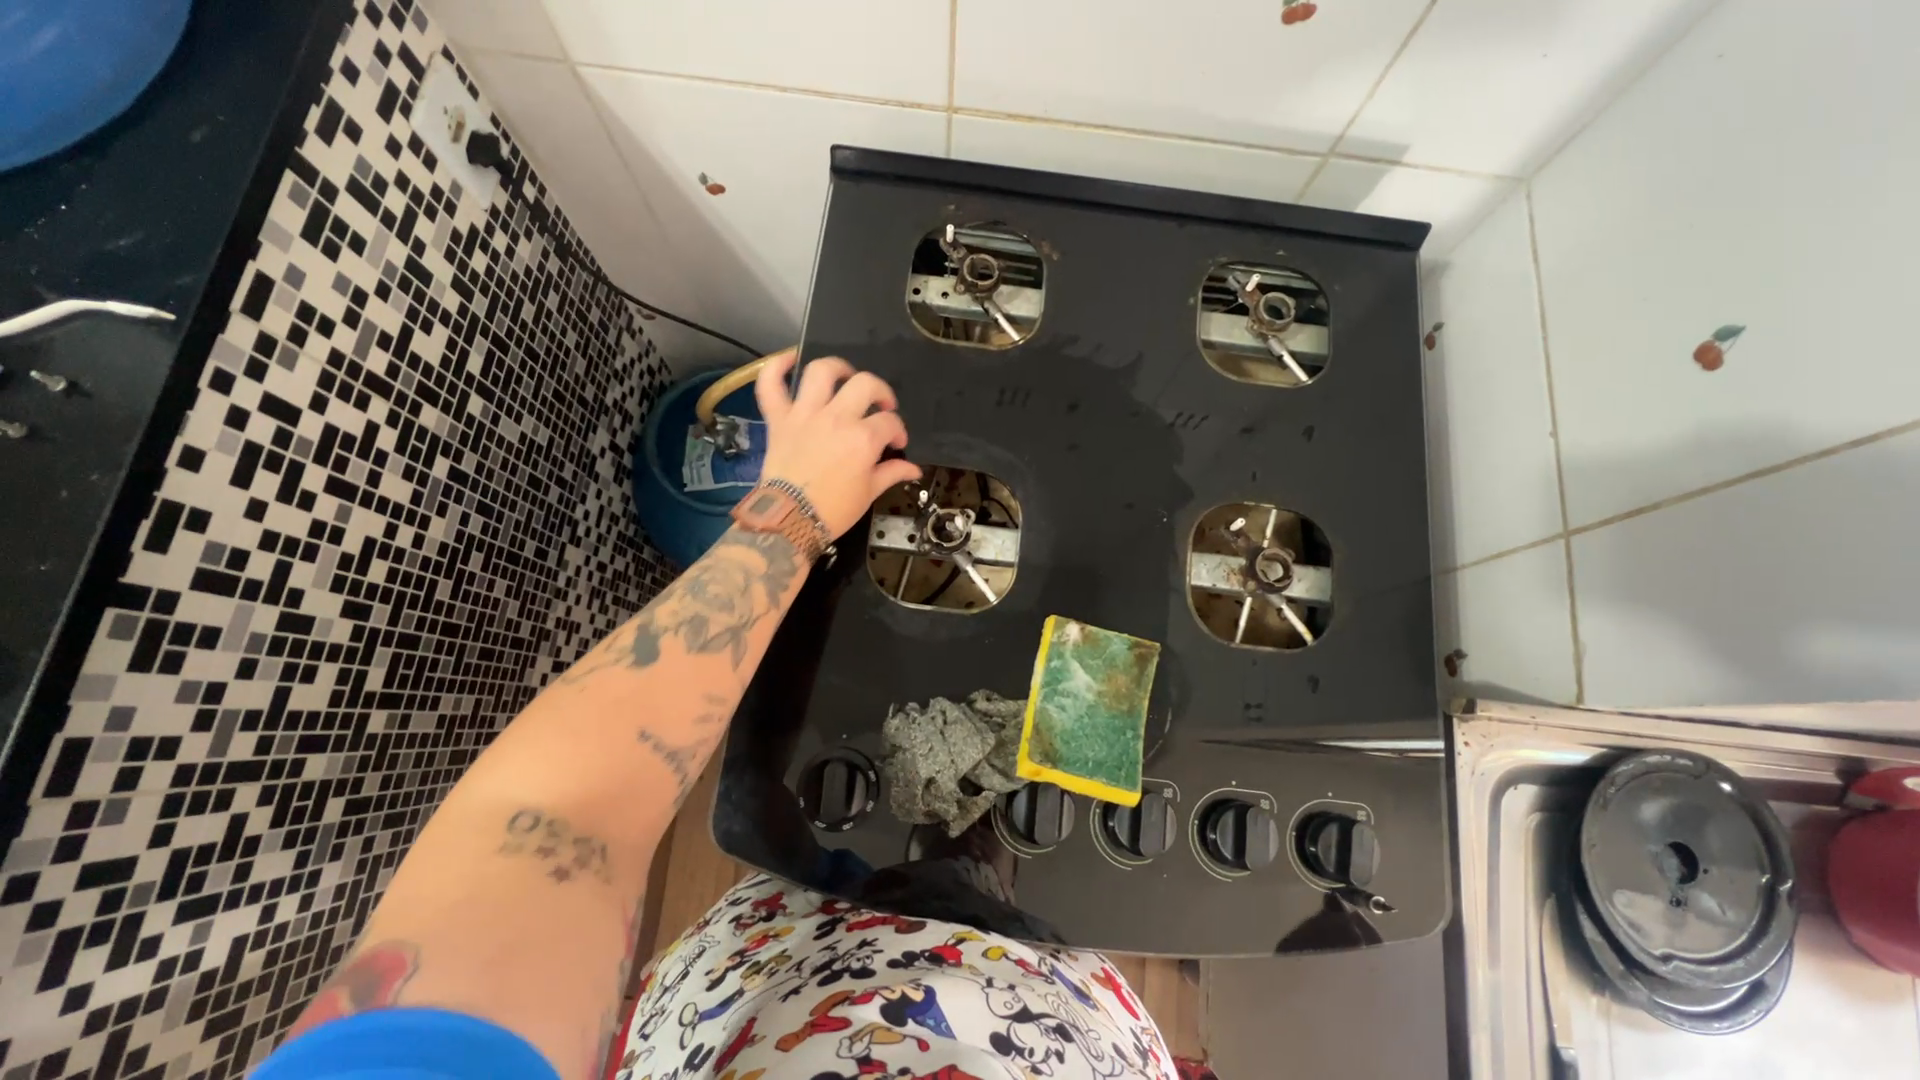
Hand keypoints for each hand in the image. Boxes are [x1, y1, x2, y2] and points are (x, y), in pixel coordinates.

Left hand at [754, 348, 922, 537]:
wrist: (789, 521)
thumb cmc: (833, 511)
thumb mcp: (869, 493)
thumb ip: (891, 473)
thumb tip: (913, 469)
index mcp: (863, 438)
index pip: (889, 422)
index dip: (897, 431)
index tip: (896, 444)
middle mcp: (836, 418)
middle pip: (865, 385)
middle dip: (880, 392)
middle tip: (879, 407)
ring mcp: (805, 415)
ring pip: (821, 372)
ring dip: (838, 369)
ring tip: (845, 378)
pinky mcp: (779, 419)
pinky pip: (770, 384)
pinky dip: (777, 367)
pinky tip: (789, 360)